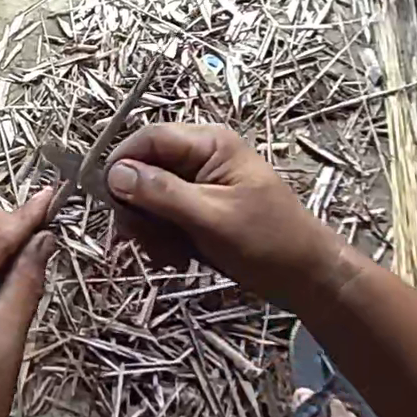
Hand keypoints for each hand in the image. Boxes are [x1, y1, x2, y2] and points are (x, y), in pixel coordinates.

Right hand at [106, 123, 357, 308]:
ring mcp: (199, 182)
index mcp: (209, 144)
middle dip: (137, 206)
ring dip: (149, 227)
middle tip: (139, 241)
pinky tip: (176, 258)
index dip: (123, 163)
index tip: (108, 199)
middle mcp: (201, 156)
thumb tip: (115, 174)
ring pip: (149, 195)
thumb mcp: (212, 218)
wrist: (308, 279)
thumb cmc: (268, 243)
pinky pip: (163, 214)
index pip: (150, 137)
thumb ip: (163, 194)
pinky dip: (161, 237)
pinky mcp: (197, 207)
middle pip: (145, 167)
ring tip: (167, 256)